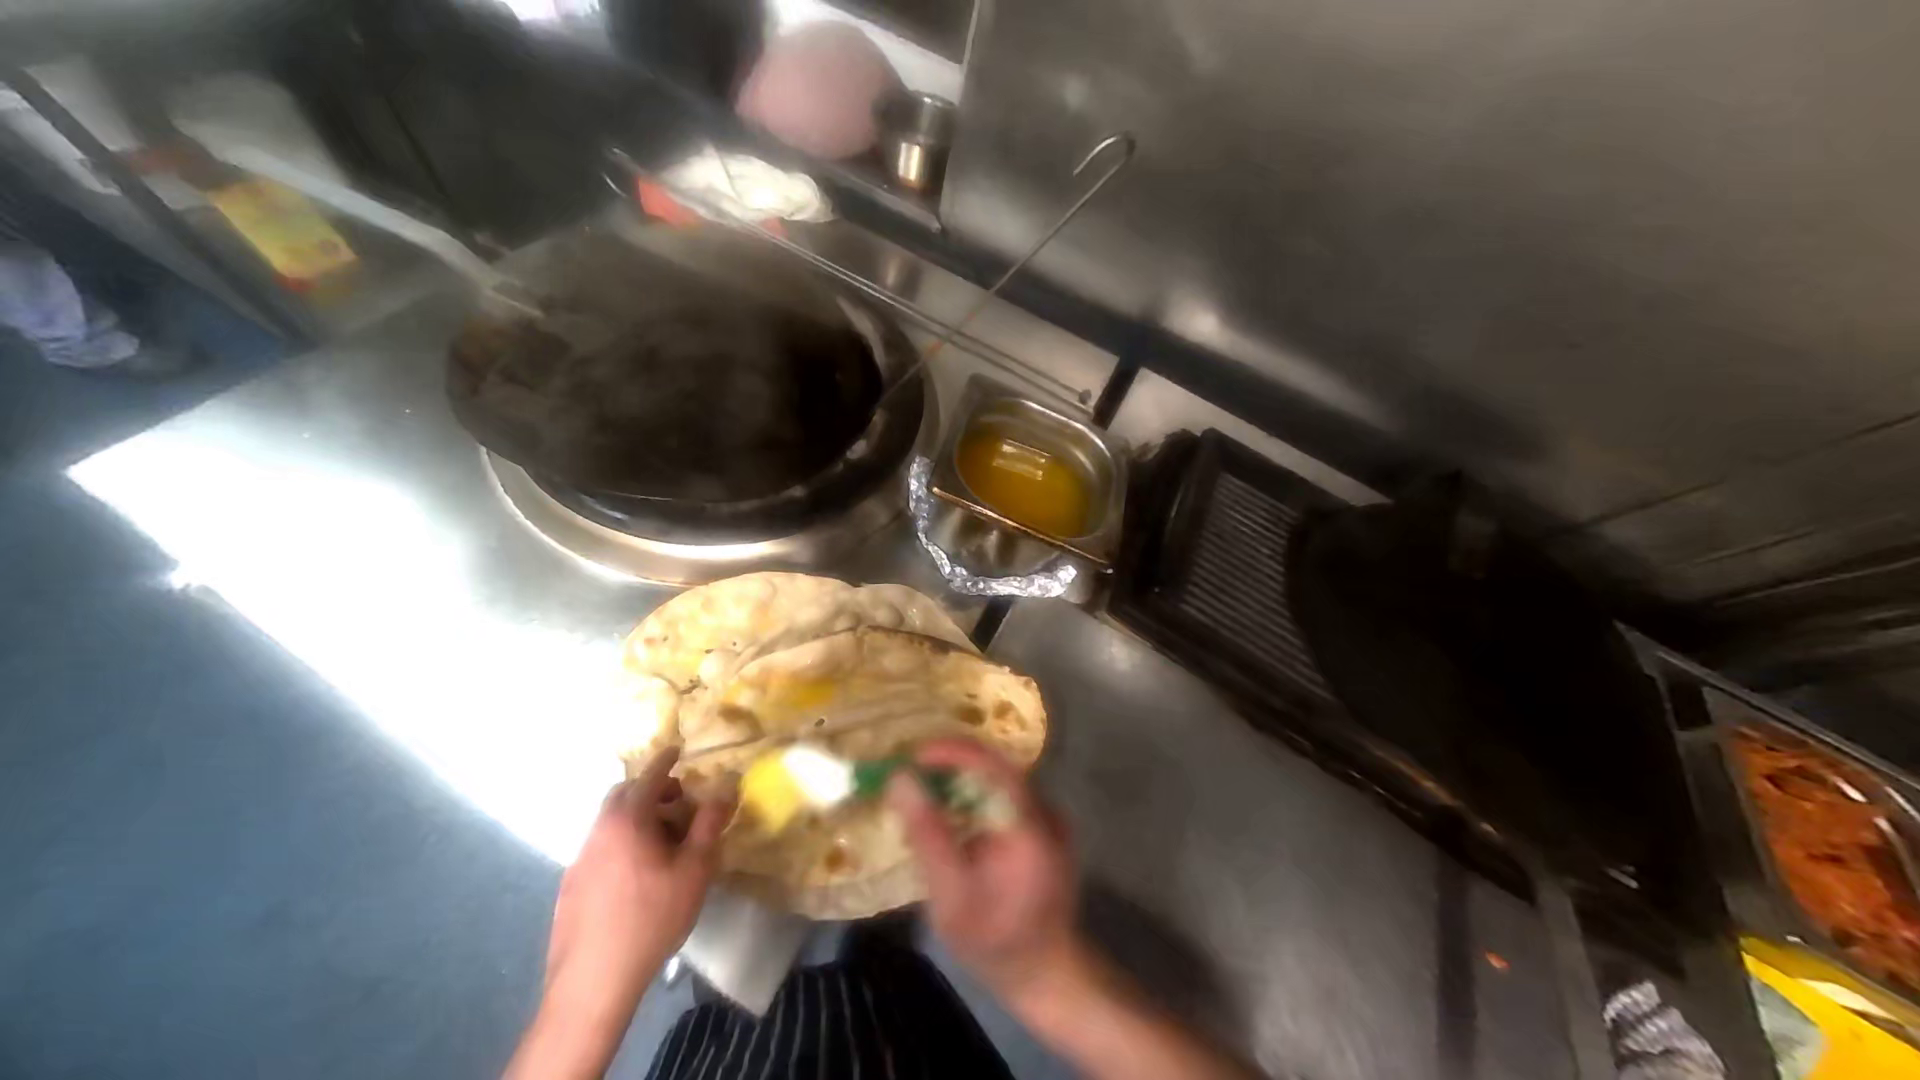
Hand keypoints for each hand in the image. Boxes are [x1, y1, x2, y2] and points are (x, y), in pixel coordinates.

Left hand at [546, 749, 734, 1010]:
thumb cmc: (652, 915)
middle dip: (653, 791)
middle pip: (624, 797)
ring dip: (638, 821)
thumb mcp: (695, 867)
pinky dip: (623, 845)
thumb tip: (726, 786)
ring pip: (611, 824)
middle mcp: (598, 831)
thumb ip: (710, 822)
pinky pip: (601, 849)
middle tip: (680, 804)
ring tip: (665, 845)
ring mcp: (579, 860)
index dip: (665, 760)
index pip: (648, 776)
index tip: (677, 749)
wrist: (593, 980)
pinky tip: (639, 876)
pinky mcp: (570, 888)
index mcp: (627, 819)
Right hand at [887, 738, 1085, 1000]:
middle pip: (996, 767)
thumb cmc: (995, 941)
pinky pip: (1005, 797)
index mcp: (1030, 825)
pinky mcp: (1044, 828)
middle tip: (910, 771)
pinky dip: (975, 797)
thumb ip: (928, 835)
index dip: (953, 751)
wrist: (1046, 973)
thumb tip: (900, 780)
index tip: (914, 755)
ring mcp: (1049, 819)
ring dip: (961, 780)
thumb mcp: (951, 896)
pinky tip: (951, 816)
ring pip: (999, 780)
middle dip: (950, 764)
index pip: (994, 765)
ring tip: (924, 791)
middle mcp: (1046, 811)